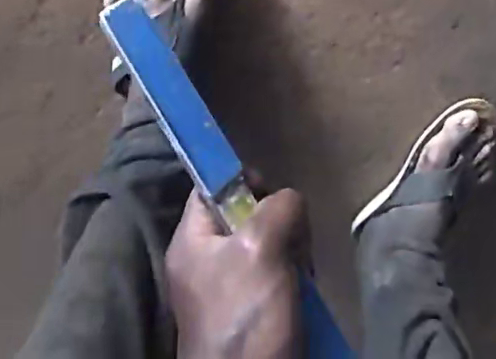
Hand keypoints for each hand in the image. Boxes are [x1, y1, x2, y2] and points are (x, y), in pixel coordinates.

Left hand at [165, 189, 305, 358]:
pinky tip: (304, 290)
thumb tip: (291, 201)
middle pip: (242, 214)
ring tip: (303, 269)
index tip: (271, 190)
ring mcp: (225, 292)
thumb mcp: (261, 248)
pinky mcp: (249, 315)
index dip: (240, 178)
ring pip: (263, 245)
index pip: (210, 187)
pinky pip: (272, 278)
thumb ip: (278, 207)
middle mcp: (203, 262)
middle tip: (293, 238)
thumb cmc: (245, 318)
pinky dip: (291, 278)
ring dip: (289, 250)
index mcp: (191, 241)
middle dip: (276, 220)